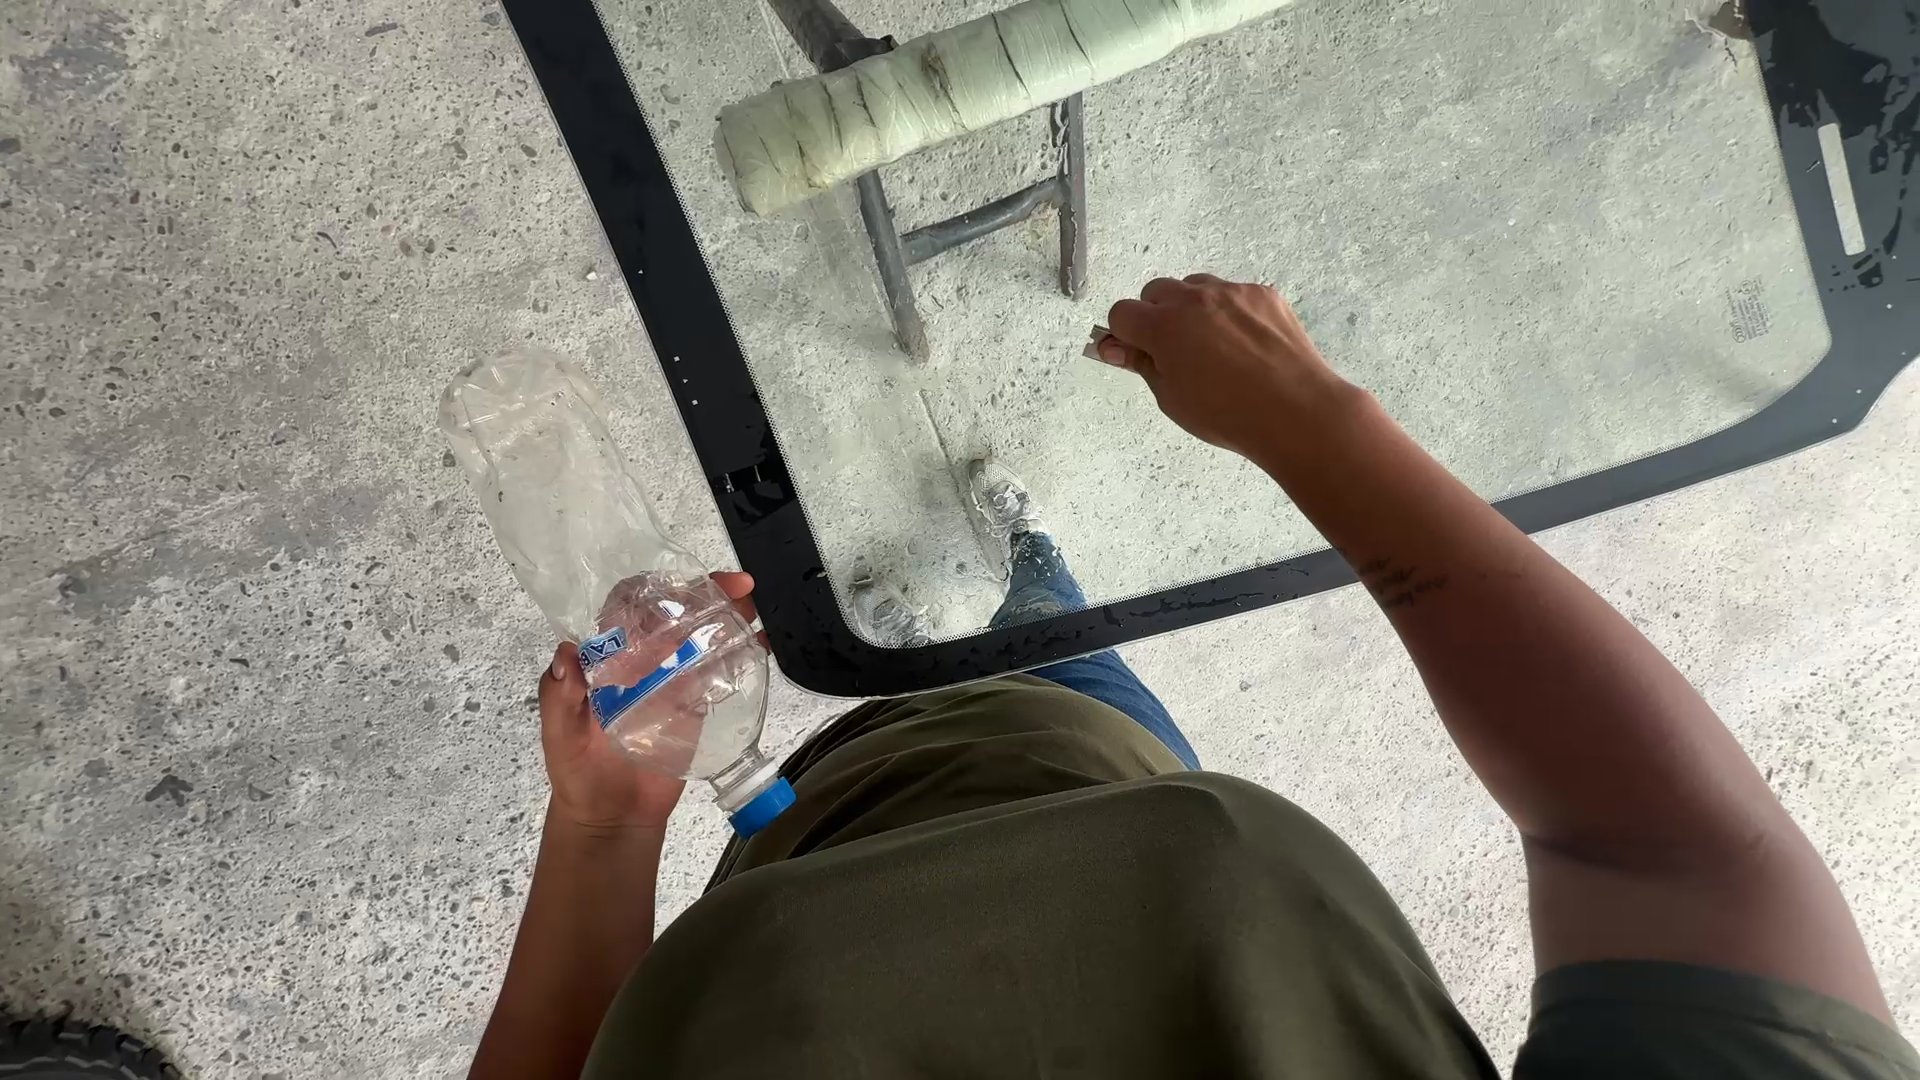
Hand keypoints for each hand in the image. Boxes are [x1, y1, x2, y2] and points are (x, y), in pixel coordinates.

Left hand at [537, 571, 760, 831]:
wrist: (615, 817)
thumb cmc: (580, 773)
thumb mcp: (561, 734)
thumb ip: (560, 697)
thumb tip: (567, 652)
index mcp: (610, 658)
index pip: (629, 607)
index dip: (653, 587)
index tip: (679, 584)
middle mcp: (645, 659)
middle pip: (677, 613)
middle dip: (708, 593)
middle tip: (739, 587)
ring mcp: (676, 678)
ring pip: (704, 634)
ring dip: (731, 614)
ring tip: (756, 608)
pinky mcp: (700, 700)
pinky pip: (723, 667)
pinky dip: (746, 650)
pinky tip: (763, 642)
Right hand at [1098, 274, 1359, 459]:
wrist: (1294, 410)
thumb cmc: (1225, 414)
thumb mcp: (1170, 397)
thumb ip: (1141, 364)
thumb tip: (1115, 347)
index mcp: (1164, 327)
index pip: (1122, 313)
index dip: (1123, 335)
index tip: (1135, 355)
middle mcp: (1195, 298)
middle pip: (1156, 291)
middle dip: (1155, 316)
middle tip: (1172, 352)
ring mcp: (1232, 291)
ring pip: (1195, 286)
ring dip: (1190, 309)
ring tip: (1209, 347)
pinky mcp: (1263, 294)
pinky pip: (1232, 293)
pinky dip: (1227, 312)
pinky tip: (1242, 346)